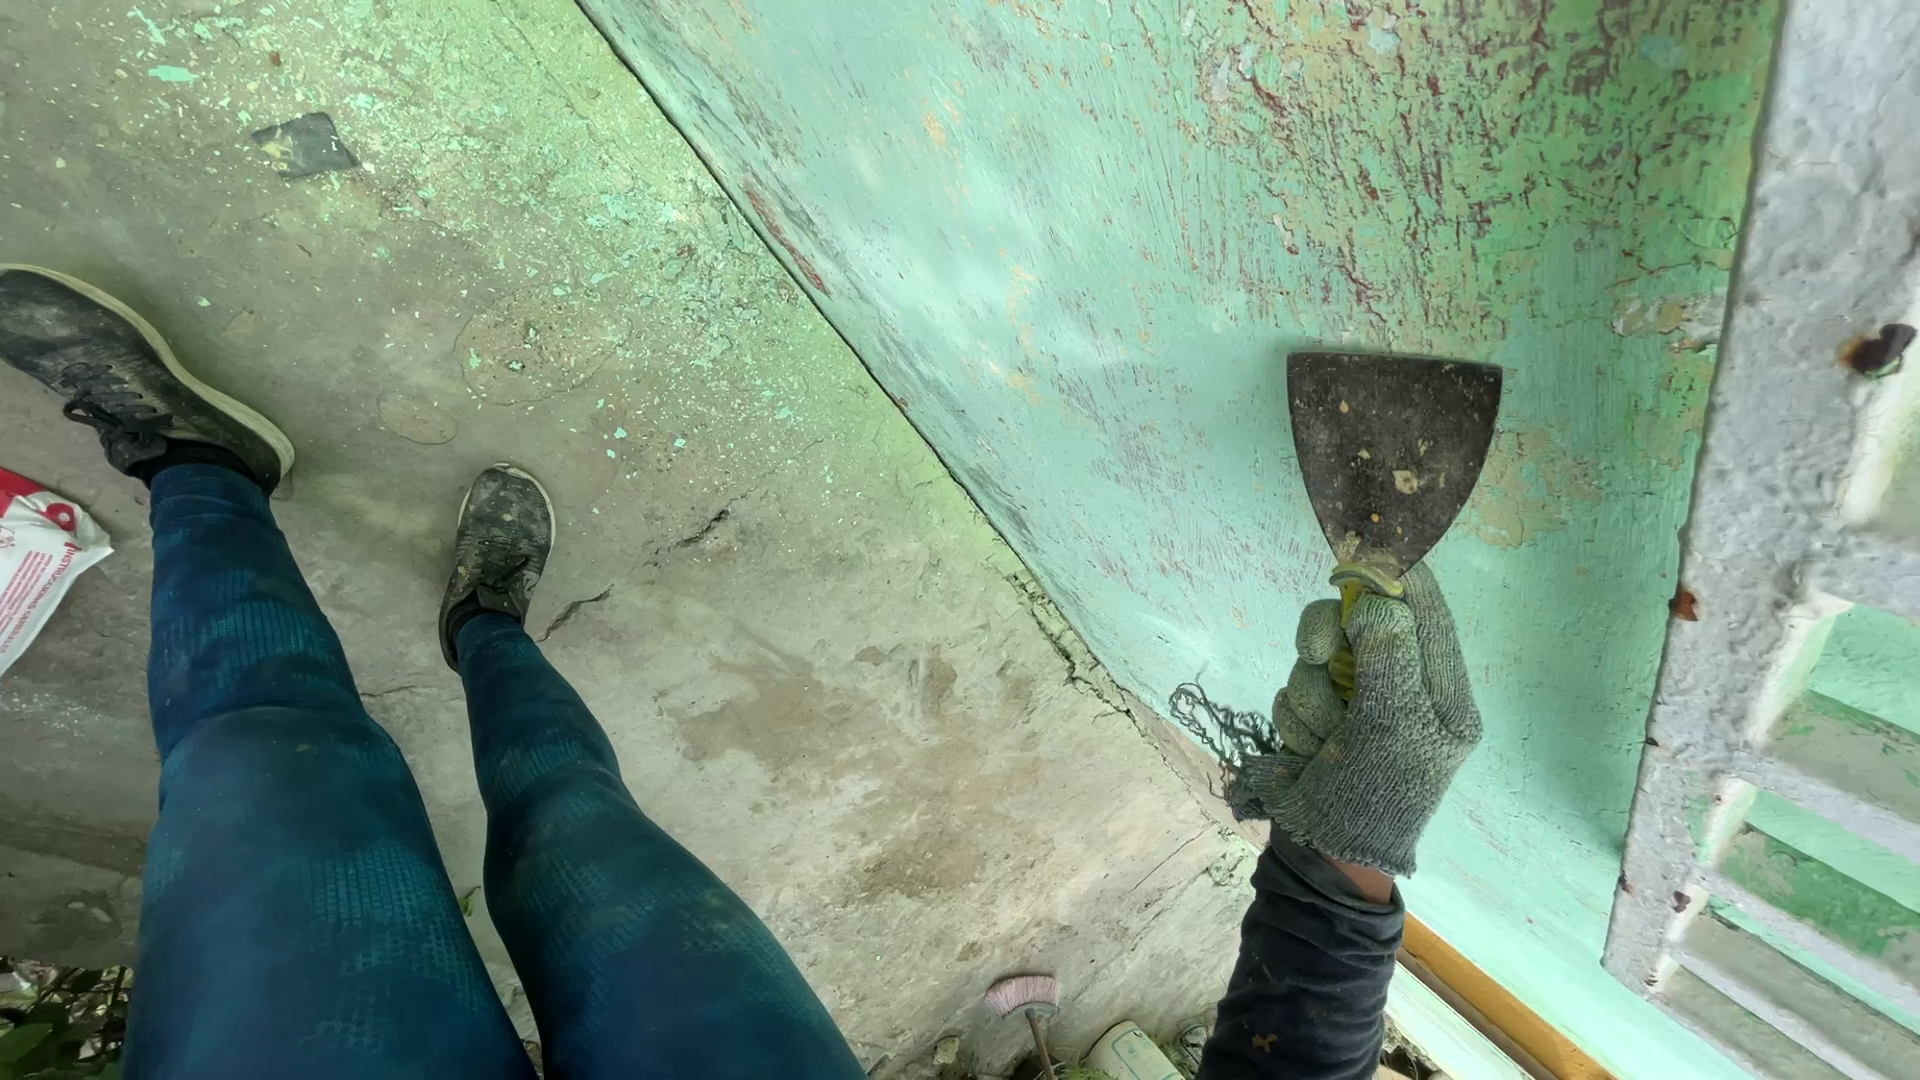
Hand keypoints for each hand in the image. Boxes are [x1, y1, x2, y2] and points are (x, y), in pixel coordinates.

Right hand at [1228, 563, 1480, 876]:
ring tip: (1323, 738)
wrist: (1324, 845)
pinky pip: (1293, 683)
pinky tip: (1308, 746)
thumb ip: (1388, 655)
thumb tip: (1377, 596)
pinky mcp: (1315, 708)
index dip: (1394, 579)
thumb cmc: (1375, 792)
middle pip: (1357, 621)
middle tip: (1317, 654)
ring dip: (1310, 695)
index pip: (1424, 612)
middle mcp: (1398, 685)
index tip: (1358, 561)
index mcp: (1438, 690)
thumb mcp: (1392, 726)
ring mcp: (1353, 697)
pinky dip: (1294, 714)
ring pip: (1316, 654)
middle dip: (1330, 639)